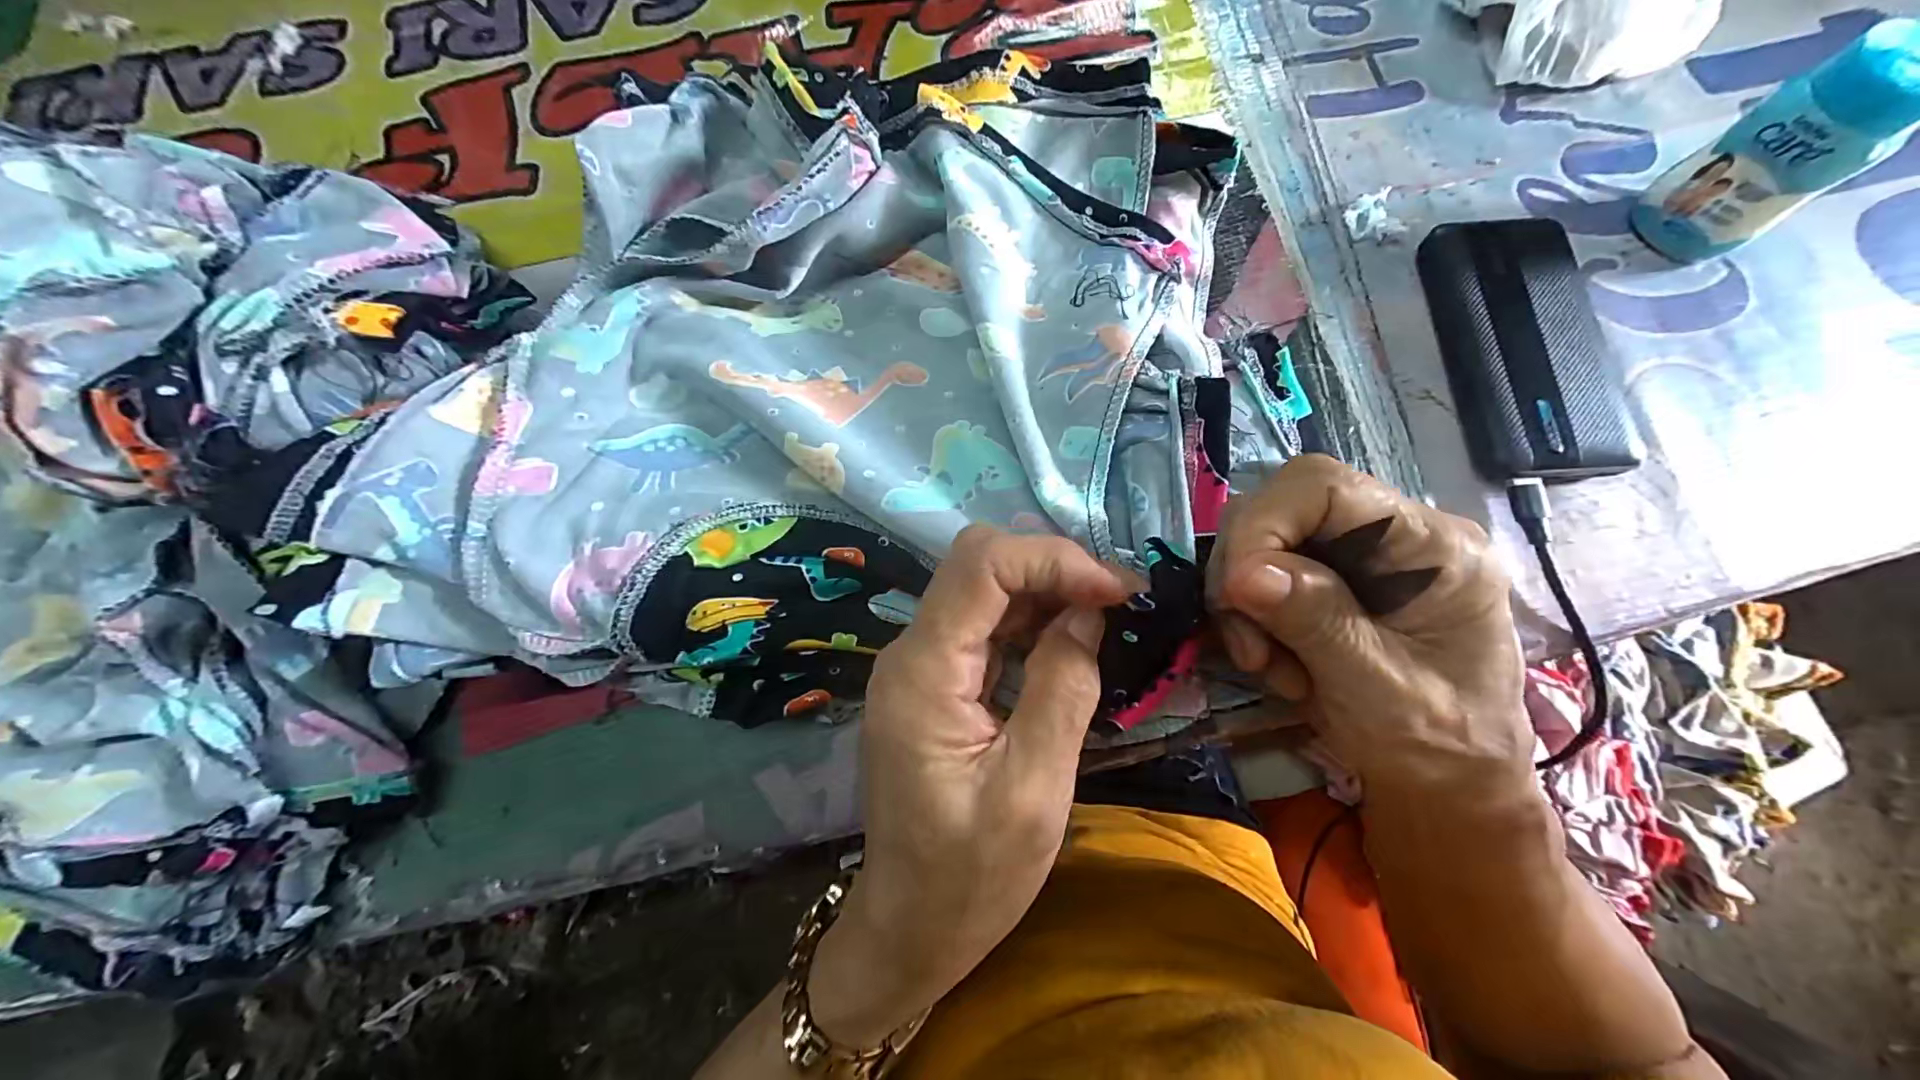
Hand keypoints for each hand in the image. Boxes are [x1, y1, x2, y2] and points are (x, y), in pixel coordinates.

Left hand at [808, 526, 1130, 1045]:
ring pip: (983, 591)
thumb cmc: (969, 877)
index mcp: (924, 673)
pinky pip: (983, 629)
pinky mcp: (933, 684)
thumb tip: (1089, 613)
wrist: (909, 927)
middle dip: (1052, 569)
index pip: (981, 566)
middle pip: (978, 566)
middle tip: (1118, 604)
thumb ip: (1062, 691)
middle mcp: (910, 654)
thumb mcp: (1033, 791)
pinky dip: (1030, 624)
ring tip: (1107, 620)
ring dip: (1046, 593)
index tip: (1116, 592)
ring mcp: (918, 667)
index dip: (1053, 560)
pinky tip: (1069, 644)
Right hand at [1206, 455, 1530, 802]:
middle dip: (1245, 572)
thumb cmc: (1436, 747)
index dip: (1263, 524)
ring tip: (1268, 664)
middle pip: (1280, 507)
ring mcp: (1359, 554)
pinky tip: (1273, 660)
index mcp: (1433, 547)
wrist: (1446, 785)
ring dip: (1243, 602)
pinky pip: (1259, 573)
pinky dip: (1247, 615)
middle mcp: (1395, 532)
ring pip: (1258, 539)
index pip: (1323, 486)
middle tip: (1251, 645)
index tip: (1237, 591)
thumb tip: (1244, 575)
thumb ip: (1320, 624)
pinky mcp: (1329, 578)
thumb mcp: (1380, 693)